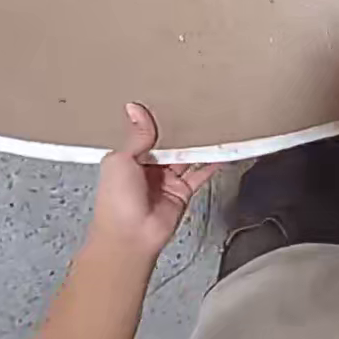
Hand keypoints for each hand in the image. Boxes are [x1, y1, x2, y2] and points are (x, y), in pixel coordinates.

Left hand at [86, 103, 219, 260]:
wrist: (130, 236)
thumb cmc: (117, 201)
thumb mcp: (122, 160)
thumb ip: (137, 136)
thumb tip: (135, 108)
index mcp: (128, 160)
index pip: (144, 136)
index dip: (154, 123)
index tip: (167, 102)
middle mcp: (148, 169)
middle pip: (168, 146)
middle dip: (179, 133)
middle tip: (194, 109)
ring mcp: (166, 181)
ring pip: (186, 158)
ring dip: (197, 146)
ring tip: (212, 125)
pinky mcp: (182, 192)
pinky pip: (199, 175)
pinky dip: (211, 164)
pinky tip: (221, 152)